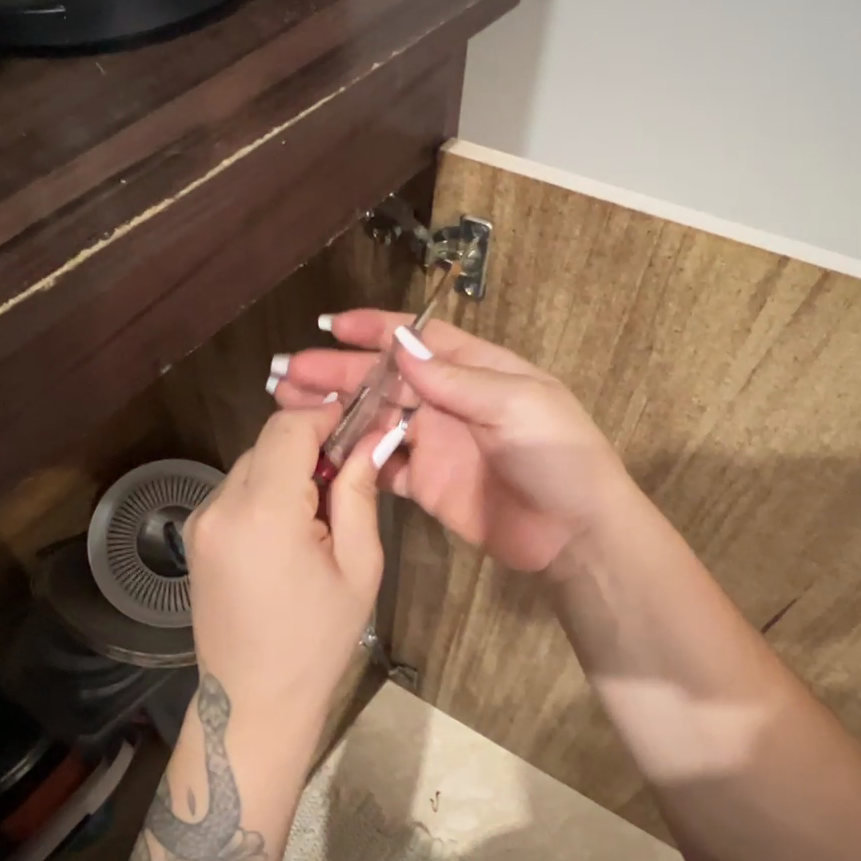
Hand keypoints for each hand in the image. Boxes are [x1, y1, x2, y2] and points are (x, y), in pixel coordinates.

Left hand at [182, 405, 385, 737]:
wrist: (253, 700)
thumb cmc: (317, 642)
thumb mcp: (359, 568)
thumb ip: (359, 494)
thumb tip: (372, 439)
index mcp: (264, 512)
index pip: (289, 427)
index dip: (326, 418)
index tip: (359, 431)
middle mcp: (221, 506)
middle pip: (268, 442)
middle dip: (310, 447)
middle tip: (348, 481)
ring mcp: (201, 521)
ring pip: (251, 464)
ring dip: (288, 472)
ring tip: (320, 516)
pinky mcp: (195, 536)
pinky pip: (236, 492)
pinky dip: (266, 494)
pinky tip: (289, 532)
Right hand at [269, 310, 634, 573]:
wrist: (574, 534)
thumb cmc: (558, 457)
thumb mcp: (517, 406)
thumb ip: (458, 380)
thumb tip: (401, 348)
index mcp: (476, 371)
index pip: (418, 340)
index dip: (375, 330)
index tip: (331, 326)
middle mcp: (448, 402)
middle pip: (384, 380)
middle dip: (338, 373)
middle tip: (289, 372)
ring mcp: (433, 445)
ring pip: (374, 420)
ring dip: (334, 412)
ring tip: (286, 405)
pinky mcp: (423, 485)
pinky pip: (379, 465)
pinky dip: (351, 458)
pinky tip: (318, 452)